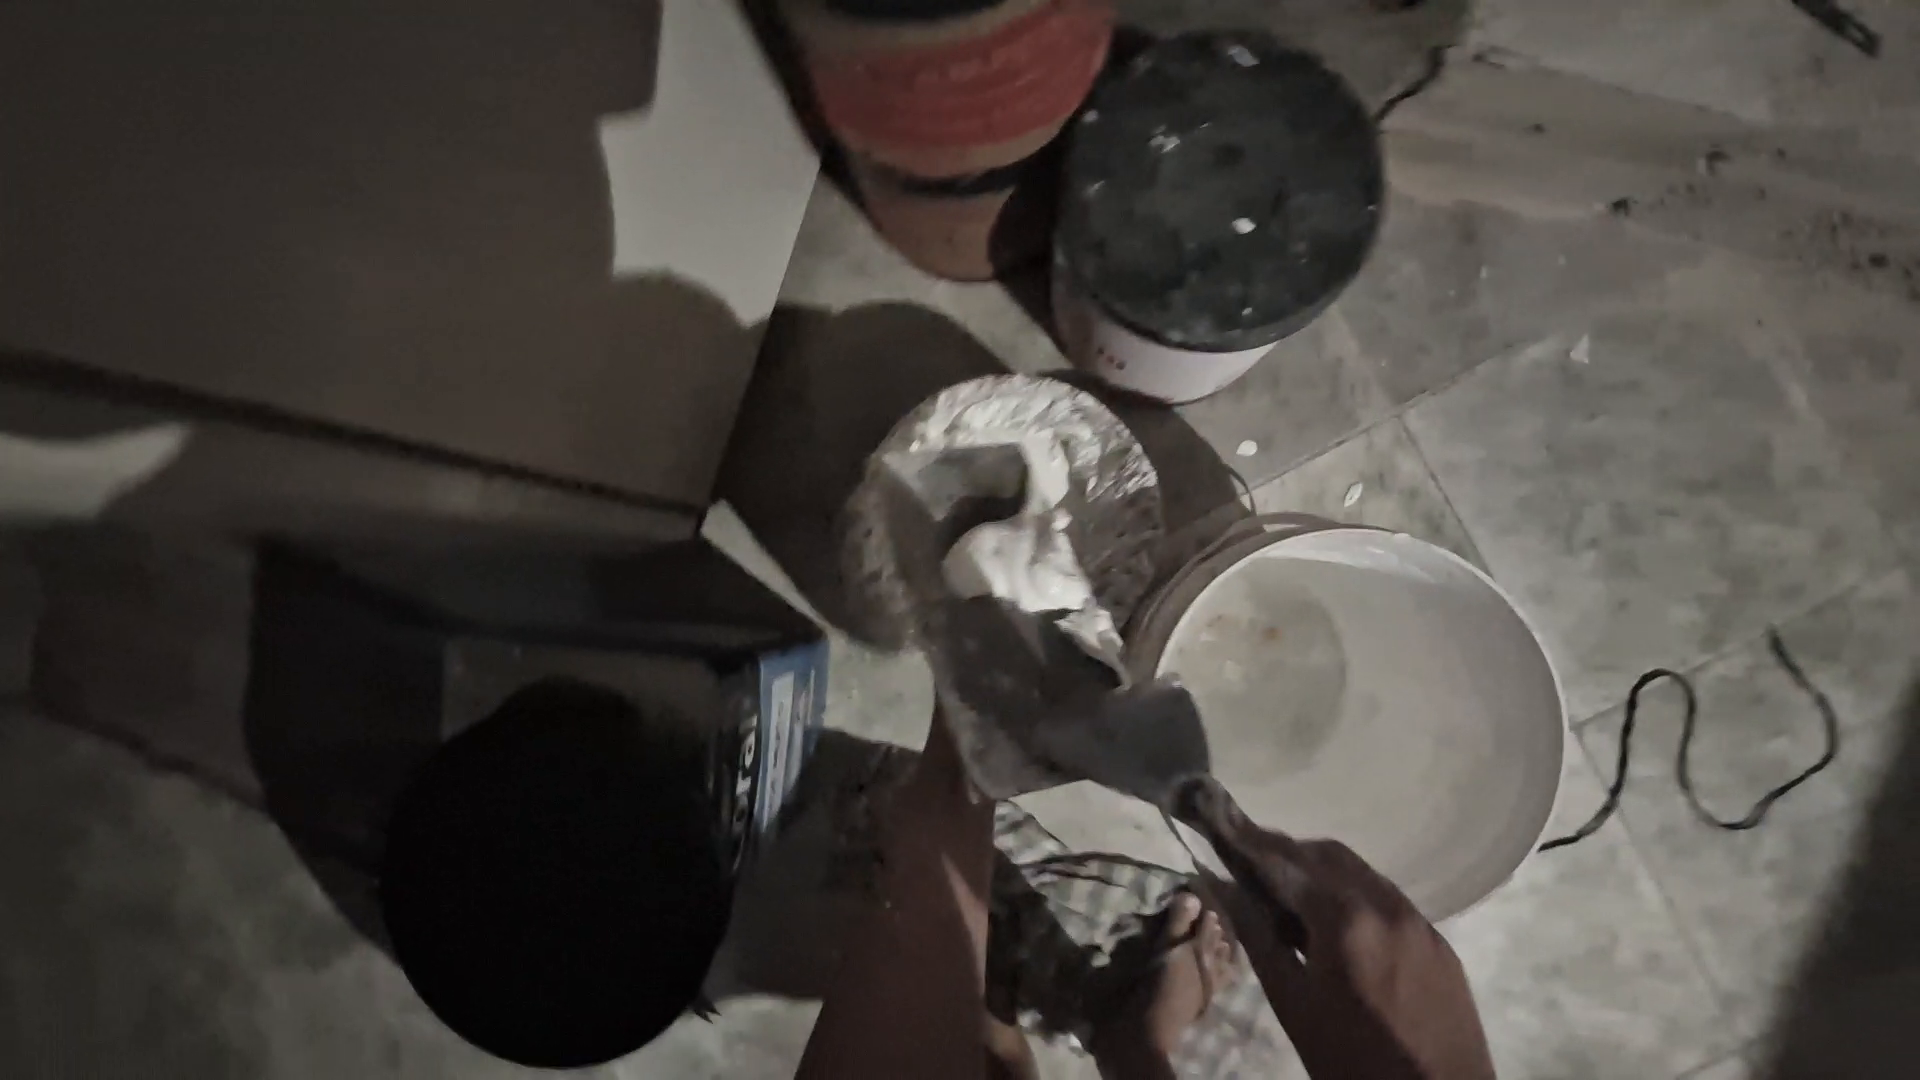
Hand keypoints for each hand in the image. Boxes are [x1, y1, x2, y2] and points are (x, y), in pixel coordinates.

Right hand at [1190, 792, 1495, 1079]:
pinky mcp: (1441, 943)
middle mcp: (1386, 905)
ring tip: (1294, 894)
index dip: (1253, 843)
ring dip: (1323, 870)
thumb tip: (1221, 885)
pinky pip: (1389, 898)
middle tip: (1255, 865)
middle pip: (1327, 854)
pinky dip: (1356, 893)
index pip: (1288, 860)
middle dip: (1289, 852)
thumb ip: (1256, 934)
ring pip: (1361, 871)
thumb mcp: (1292, 1002)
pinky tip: (1340, 922)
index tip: (1226, 829)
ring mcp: (1420, 922)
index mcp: (1345, 918)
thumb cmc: (1351, 1061)